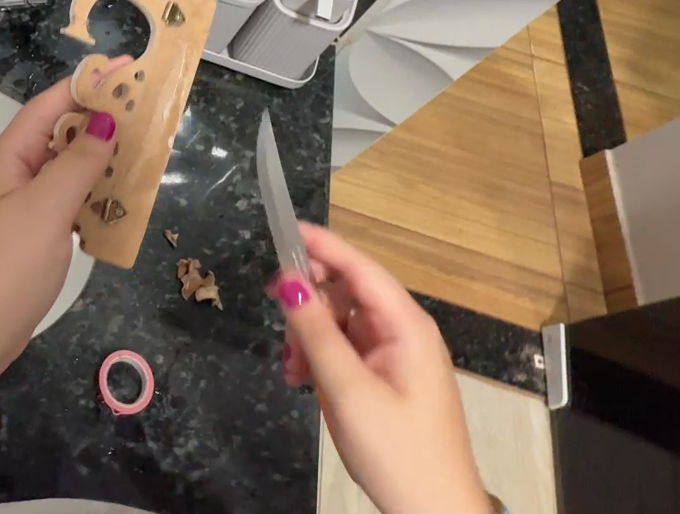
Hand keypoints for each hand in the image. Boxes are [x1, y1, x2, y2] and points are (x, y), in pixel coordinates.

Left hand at [0, 61, 124, 375]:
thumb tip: (106, 120)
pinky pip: (68, 200)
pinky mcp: (32, 234)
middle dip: (100, 118)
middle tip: (148, 111)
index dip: (88, 83)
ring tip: (145, 150)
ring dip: (101, 157)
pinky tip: (121, 200)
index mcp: (11, 155)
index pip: (52, 103)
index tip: (128, 68)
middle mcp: (15, 173)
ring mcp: (22, 205)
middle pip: (61, 131)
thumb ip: (78, 163)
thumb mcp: (46, 209)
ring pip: (68, 167)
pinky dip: (95, 194)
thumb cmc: (4, 268)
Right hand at [274, 223, 485, 513]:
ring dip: (309, 334)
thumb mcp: (347, 390)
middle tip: (274, 310)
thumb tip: (288, 280)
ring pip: (340, 319)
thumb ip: (316, 332)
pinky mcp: (386, 376)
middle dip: (308, 300)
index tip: (283, 228)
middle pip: (346, 291)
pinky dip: (320, 355)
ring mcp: (395, 354)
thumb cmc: (397, 451)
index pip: (360, 267)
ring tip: (291, 367)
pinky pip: (345, 347)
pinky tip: (302, 377)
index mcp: (406, 326)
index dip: (322, 244)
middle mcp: (403, 331)